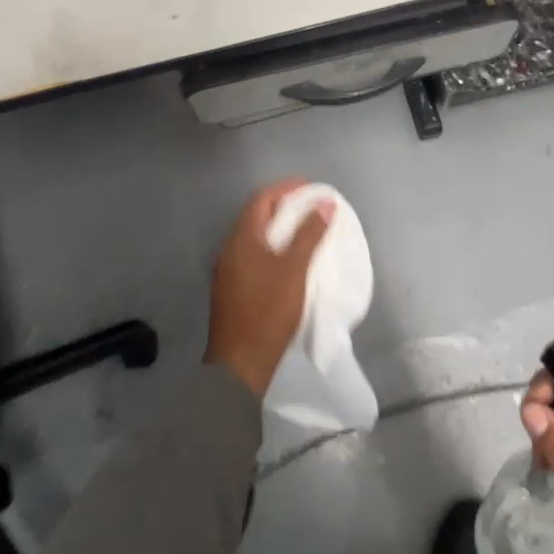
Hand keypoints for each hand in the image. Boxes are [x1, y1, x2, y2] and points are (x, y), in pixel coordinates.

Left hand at [204, 179, 333, 397]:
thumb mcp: (295, 270)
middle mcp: (229, 251)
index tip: (313, 188)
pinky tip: (293, 264)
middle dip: (286, 208)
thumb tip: (324, 203)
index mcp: (240, 240)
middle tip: (315, 209)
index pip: (261, 199)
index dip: (287, 188)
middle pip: (257, 217)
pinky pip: (255, 258)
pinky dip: (275, 251)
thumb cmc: (268, 311)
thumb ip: (310, 234)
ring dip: (281, 231)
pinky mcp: (233, 292)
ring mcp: (229, 273)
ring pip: (256, 239)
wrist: (240, 365)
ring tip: (309, 234)